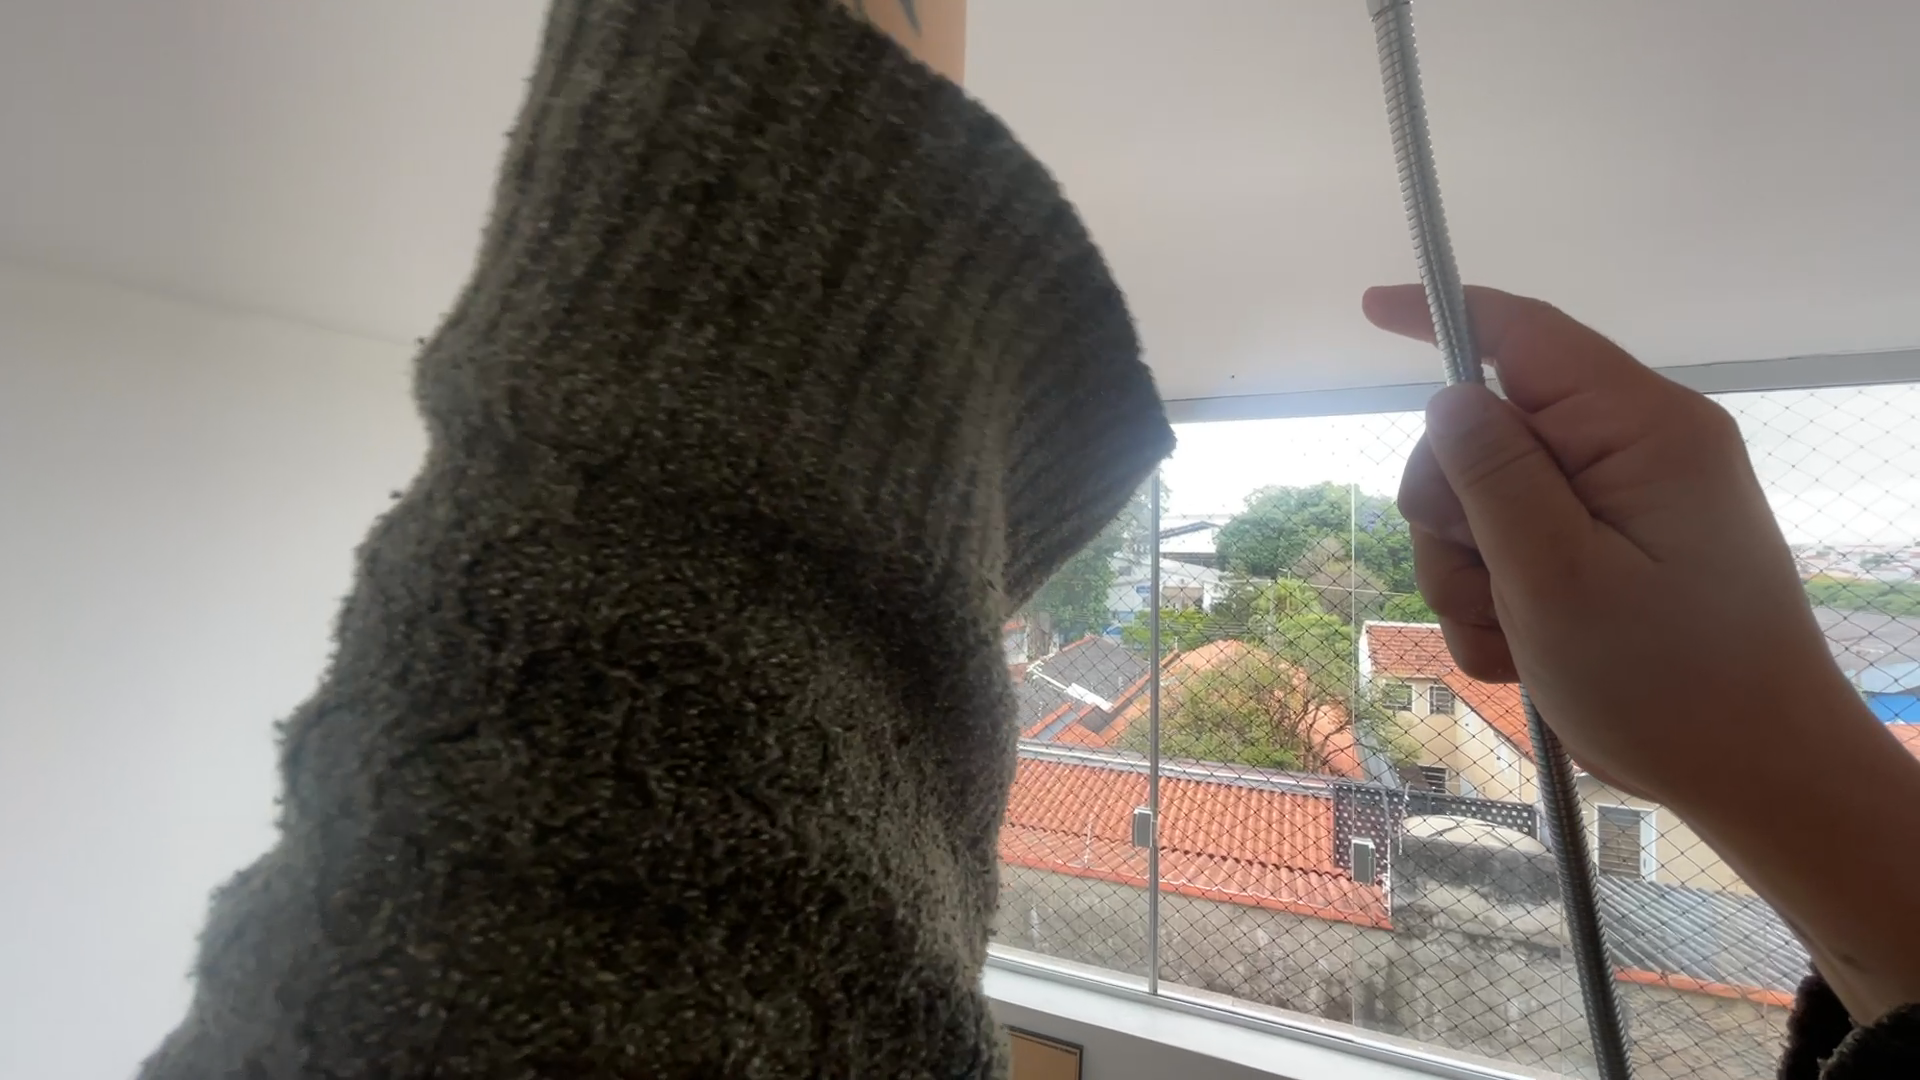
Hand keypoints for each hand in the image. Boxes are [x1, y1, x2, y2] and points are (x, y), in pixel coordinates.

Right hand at [1365, 284, 1861, 808]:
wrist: (1746, 775)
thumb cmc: (1663, 680)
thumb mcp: (1555, 575)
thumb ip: (1494, 474)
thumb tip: (1447, 397)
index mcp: (1637, 433)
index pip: (1524, 338)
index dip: (1443, 316)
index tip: (1371, 308)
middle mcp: (1621, 451)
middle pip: (1474, 438)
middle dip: (1447, 513)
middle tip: (1480, 581)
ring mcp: (1602, 501)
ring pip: (1468, 503)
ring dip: (1460, 571)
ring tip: (1506, 632)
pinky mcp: (1586, 545)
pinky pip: (1489, 548)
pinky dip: (1482, 598)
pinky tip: (1513, 645)